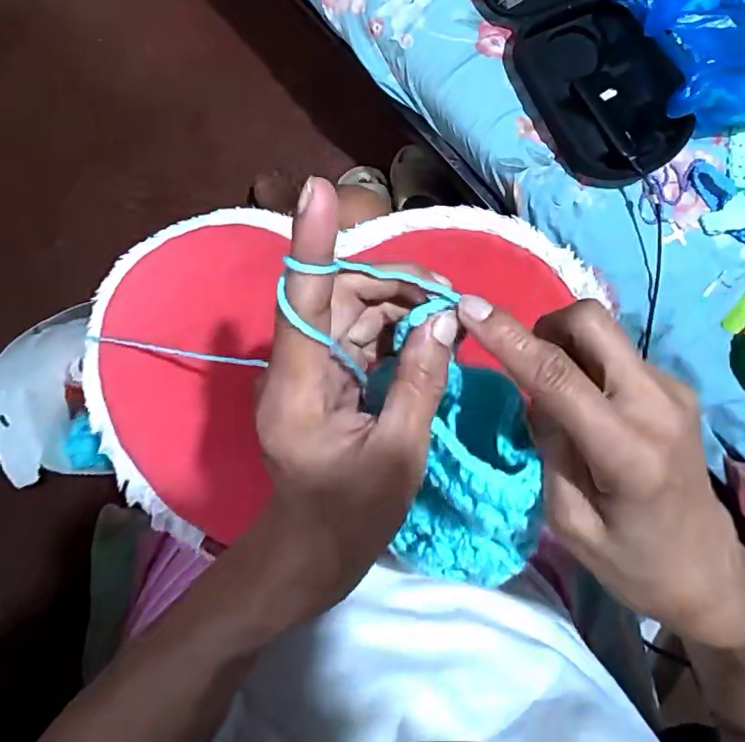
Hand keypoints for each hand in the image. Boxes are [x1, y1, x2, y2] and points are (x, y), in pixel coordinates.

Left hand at [240, 177, 454, 627]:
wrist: (309, 555)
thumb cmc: (350, 516)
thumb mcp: (398, 455)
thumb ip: (420, 381)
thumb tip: (445, 319)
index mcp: (299, 387)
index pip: (302, 299)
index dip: (312, 242)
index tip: (317, 189)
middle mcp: (297, 365)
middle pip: (339, 295)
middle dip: (394, 283)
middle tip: (448, 298)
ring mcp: (310, 368)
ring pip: (354, 308)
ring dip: (400, 302)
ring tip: (446, 315)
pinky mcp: (326, 374)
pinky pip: (362, 331)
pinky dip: (396, 325)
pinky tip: (430, 332)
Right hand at [457, 295, 744, 649]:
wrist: (710, 571)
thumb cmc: (634, 564)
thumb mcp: (570, 521)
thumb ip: (549, 445)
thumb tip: (534, 390)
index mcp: (628, 450)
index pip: (558, 375)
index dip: (509, 337)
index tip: (470, 307)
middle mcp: (656, 403)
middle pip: (591, 320)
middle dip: (546, 325)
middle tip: (527, 361)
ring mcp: (672, 387)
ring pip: (604, 331)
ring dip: (568, 345)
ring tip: (560, 394)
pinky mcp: (676, 384)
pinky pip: (617, 352)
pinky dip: (589, 363)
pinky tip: (591, 406)